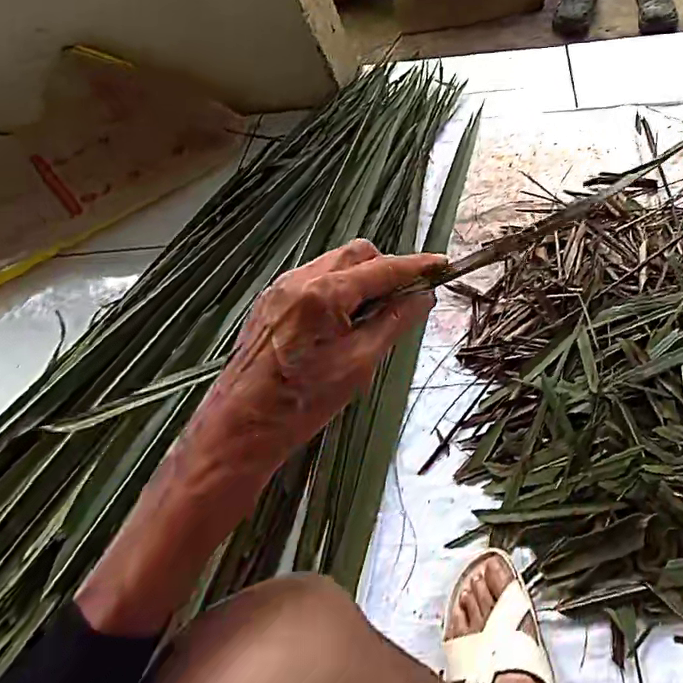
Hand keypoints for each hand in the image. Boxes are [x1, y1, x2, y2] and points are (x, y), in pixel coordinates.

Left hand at [77, 238, 446, 636]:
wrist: (239, 429)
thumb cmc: (304, 402)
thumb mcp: (361, 363)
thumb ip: (396, 321)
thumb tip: (424, 296)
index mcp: (324, 294)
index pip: (384, 268)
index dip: (417, 266)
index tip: (443, 265)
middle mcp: (300, 279)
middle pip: (358, 253)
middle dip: (387, 269)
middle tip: (403, 300)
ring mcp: (281, 288)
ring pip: (336, 263)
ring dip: (362, 279)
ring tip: (372, 317)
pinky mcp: (271, 301)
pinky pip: (315, 279)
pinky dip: (338, 289)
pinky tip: (342, 323)